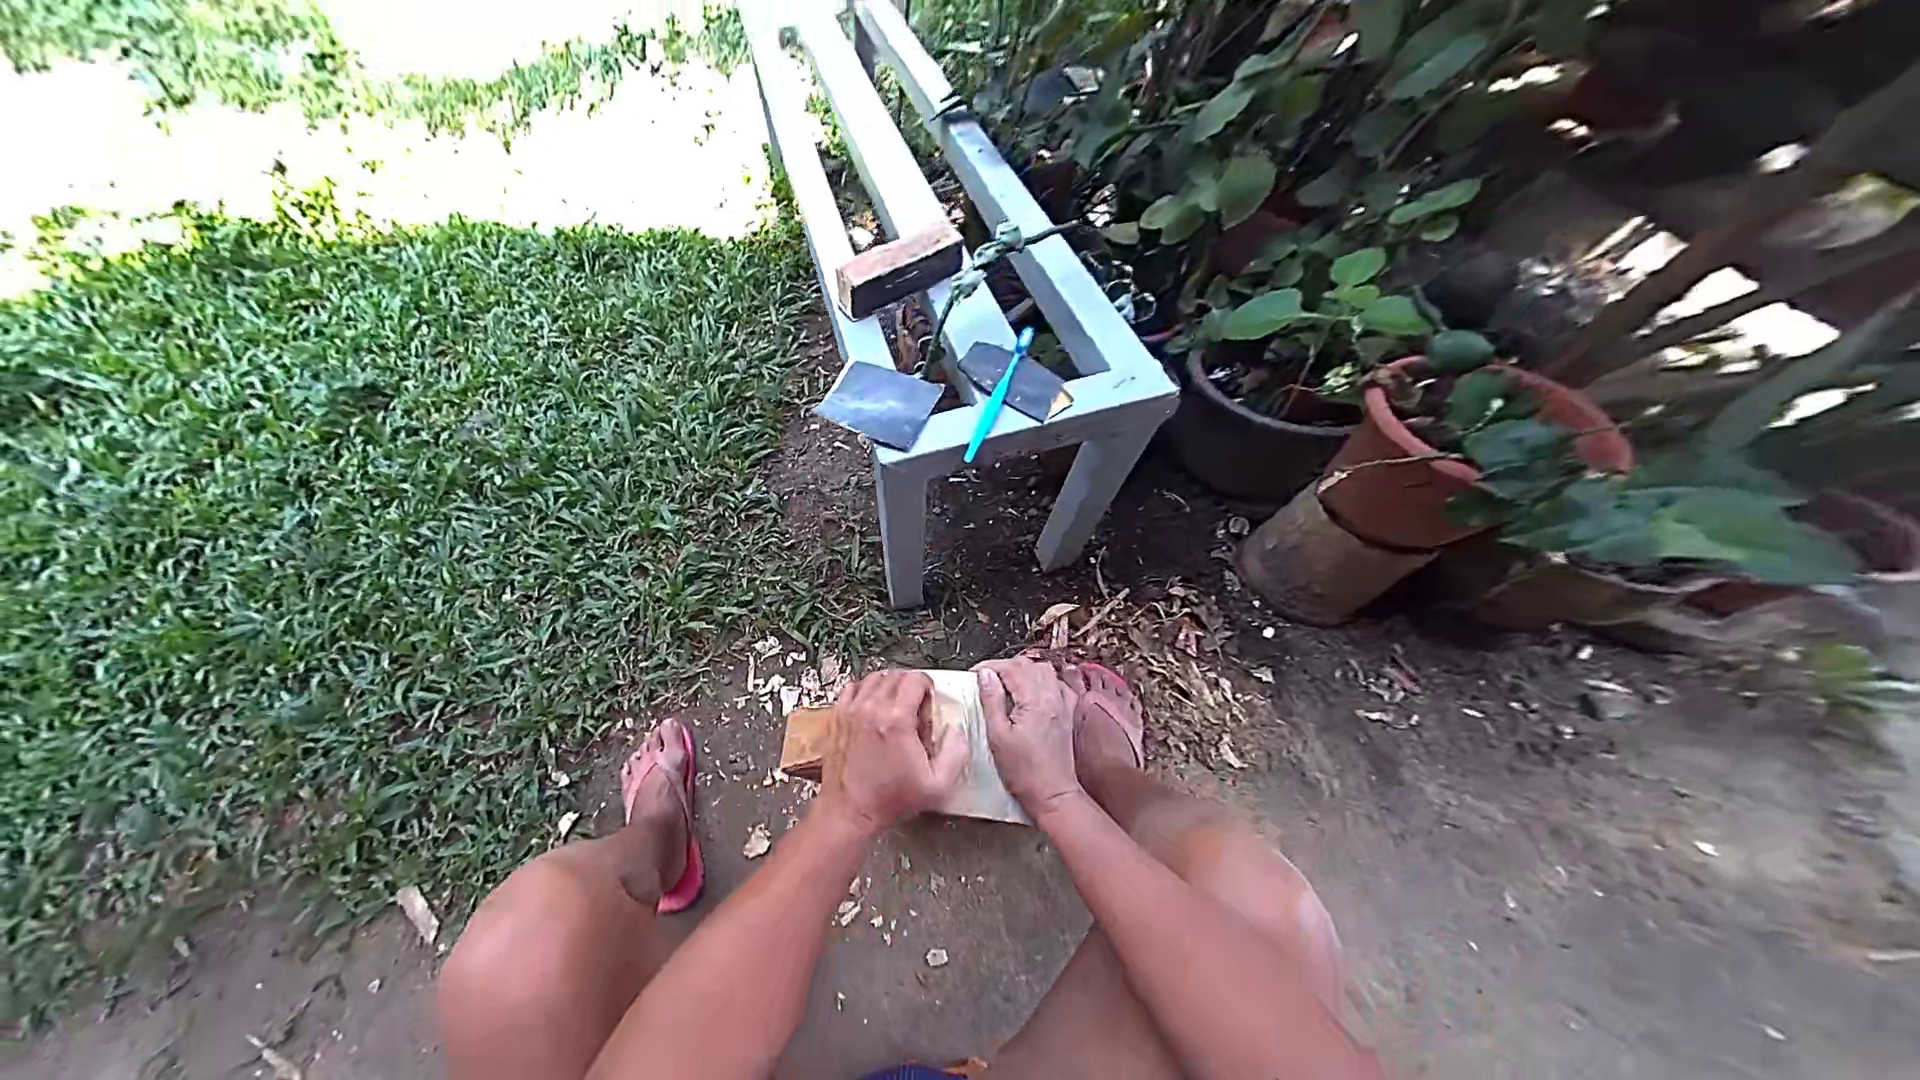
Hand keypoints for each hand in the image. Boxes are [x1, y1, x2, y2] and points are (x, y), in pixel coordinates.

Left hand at [820, 670, 968, 835]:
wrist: (849, 812)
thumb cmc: (889, 800)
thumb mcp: (937, 785)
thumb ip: (956, 752)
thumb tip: (955, 730)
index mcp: (897, 720)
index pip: (916, 679)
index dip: (928, 687)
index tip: (929, 703)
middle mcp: (872, 708)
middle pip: (896, 675)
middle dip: (910, 687)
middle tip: (915, 709)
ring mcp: (852, 711)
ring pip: (875, 678)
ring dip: (889, 686)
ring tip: (895, 707)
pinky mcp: (838, 718)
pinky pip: (853, 688)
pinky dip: (866, 691)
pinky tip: (873, 707)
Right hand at [975, 657, 1080, 815]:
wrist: (1052, 793)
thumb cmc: (1024, 771)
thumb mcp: (998, 736)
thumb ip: (992, 701)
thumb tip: (986, 675)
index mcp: (1035, 700)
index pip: (1011, 668)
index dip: (990, 667)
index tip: (976, 673)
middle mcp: (1053, 696)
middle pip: (1028, 665)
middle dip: (1005, 666)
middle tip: (987, 678)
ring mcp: (1063, 704)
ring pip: (1044, 670)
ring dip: (1024, 670)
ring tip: (1007, 684)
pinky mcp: (1067, 713)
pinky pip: (1057, 684)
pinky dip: (1042, 681)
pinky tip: (1031, 692)